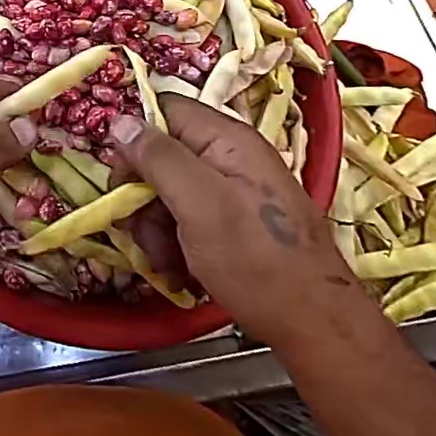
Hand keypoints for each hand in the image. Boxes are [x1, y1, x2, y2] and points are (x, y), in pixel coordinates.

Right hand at [110, 97, 361, 343]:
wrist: (315, 326)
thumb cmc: (256, 261)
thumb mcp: (199, 203)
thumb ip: (159, 157)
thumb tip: (120, 120)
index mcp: (226, 139)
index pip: (165, 109)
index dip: (135, 136)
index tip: (121, 176)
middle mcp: (230, 157)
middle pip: (162, 154)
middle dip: (142, 194)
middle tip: (140, 231)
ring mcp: (233, 190)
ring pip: (169, 190)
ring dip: (155, 226)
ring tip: (165, 261)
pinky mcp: (233, 222)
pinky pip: (187, 217)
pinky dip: (174, 242)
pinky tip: (179, 269)